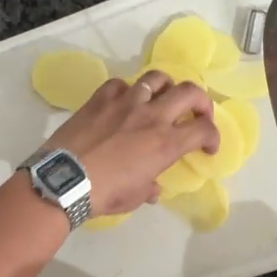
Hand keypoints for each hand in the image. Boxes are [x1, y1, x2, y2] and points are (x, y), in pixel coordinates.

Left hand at [46, 71, 218, 215]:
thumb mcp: (135, 197)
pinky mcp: (100, 99)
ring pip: (156, 78)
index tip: (207, 147)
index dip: (212, 137)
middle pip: (190, 93)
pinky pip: (120, 84)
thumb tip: (153, 187)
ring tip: (163, 97)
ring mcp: (125, 102)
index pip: (203, 130)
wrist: (64, 180)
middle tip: (196, 114)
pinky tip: (123, 101)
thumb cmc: (104, 194)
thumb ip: (149, 187)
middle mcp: (151, 116)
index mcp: (165, 143)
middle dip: (201, 102)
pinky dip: (127, 91)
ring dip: (167, 86)